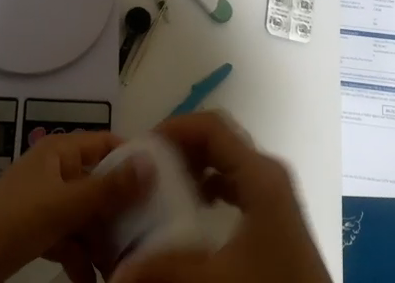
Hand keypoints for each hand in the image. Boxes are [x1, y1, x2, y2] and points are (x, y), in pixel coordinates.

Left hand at [0, 131, 151, 282]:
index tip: (163, 181)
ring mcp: (46, 202)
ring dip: (104, 244)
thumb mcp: (65, 206)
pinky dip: (82, 260)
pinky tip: (93, 281)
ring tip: (123, 269)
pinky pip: (70, 241)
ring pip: (87, 218)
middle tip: (149, 237)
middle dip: (122, 214)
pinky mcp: (38, 231)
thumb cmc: (14, 221)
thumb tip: (151, 162)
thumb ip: (108, 188)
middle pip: (99, 185)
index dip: (132, 158)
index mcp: (59, 152)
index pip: (105, 143)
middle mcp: (55, 171)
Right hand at [112, 113, 330, 282]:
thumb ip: (165, 268)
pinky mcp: (275, 214)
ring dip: (194, 166)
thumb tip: (118, 271)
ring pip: (227, 160)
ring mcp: (275, 193)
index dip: (174, 128)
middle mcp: (268, 173)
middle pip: (218, 139)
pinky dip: (210, 185)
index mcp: (259, 174)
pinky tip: (192, 210)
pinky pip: (236, 182)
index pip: (211, 126)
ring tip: (162, 186)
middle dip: (180, 147)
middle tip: (145, 166)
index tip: (141, 147)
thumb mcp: (215, 279)